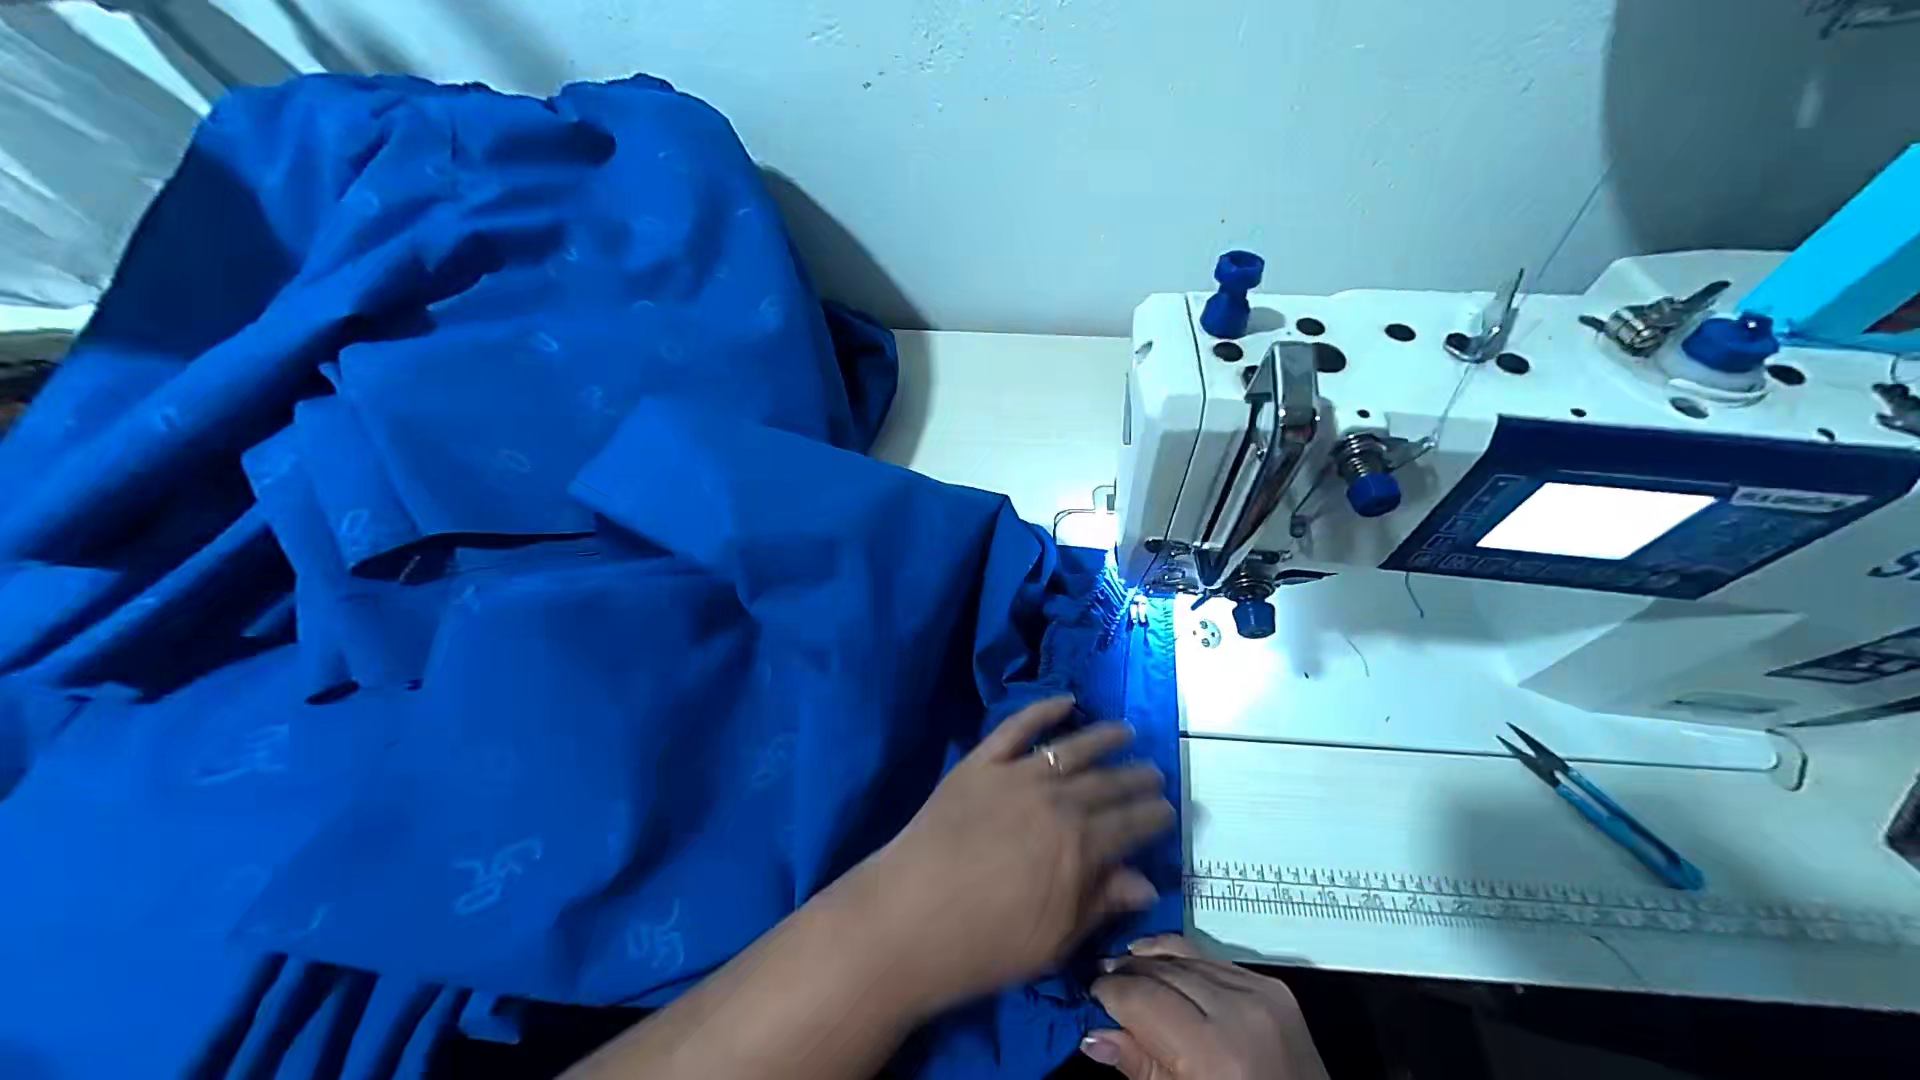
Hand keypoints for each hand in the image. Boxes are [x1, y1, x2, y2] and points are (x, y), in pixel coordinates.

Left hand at [835, 696, 1173, 1014]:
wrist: (907, 918)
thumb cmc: (984, 944)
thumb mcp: (1054, 939)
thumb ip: (1100, 902)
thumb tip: (1145, 882)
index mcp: (1079, 846)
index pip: (1130, 825)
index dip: (1153, 816)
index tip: (1169, 808)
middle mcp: (1056, 801)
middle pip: (1107, 783)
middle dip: (1136, 778)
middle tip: (1154, 772)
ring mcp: (1015, 775)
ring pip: (1072, 748)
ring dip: (1104, 737)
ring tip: (1126, 730)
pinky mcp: (980, 763)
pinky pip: (1017, 727)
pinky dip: (1043, 710)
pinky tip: (1065, 700)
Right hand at [1083, 935, 1329, 1079]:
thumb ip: (1140, 1068)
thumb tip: (1091, 1034)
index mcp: (1216, 1052)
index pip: (1144, 998)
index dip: (1109, 992)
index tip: (1087, 992)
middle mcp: (1239, 1008)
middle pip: (1163, 971)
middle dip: (1126, 972)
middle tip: (1098, 975)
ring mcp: (1260, 991)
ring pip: (1185, 957)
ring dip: (1150, 959)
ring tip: (1122, 965)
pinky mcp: (1273, 985)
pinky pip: (1212, 960)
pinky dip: (1183, 961)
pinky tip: (1163, 964)